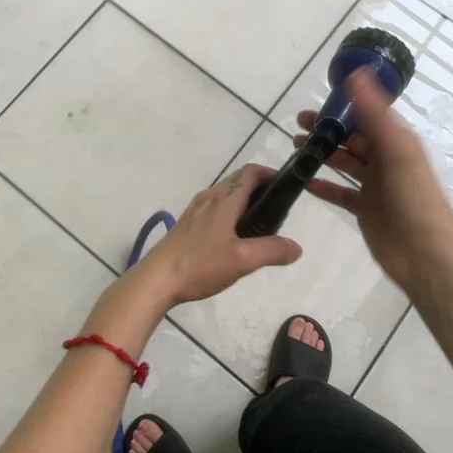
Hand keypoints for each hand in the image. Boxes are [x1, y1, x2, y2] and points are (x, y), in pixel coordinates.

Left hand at [130, 163, 302, 305]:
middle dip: (261, 191)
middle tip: (279, 214)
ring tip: (261, 228)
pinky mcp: (188, 224)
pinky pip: (216, 210)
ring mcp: (196, 210)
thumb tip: (296, 247)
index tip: (287, 188)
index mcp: (224, 199)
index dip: (271, 174)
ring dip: (246, 204)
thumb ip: (271, 251)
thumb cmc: (199, 264)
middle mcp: (209, 197)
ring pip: (227, 197)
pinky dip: (232, 215)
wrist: (156, 280)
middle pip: (239, 182)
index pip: (251, 172)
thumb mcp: (242, 260)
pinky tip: (235, 240)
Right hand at [296, 68, 452, 289]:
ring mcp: (375, 186)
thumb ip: (375, 113)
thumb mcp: (397, 150)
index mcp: (395, 142)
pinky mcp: (366, 210)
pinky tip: (305, 183)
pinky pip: (341, 193)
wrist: (427, 255)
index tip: (313, 105)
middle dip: (326, 131)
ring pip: (345, 164)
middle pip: (351, 139)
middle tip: (296, 126)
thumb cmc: (414, 199)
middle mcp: (385, 160)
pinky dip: (324, 187)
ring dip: (322, 155)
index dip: (340, 110)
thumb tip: (357, 73)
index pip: (364, 118)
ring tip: (295, 149)